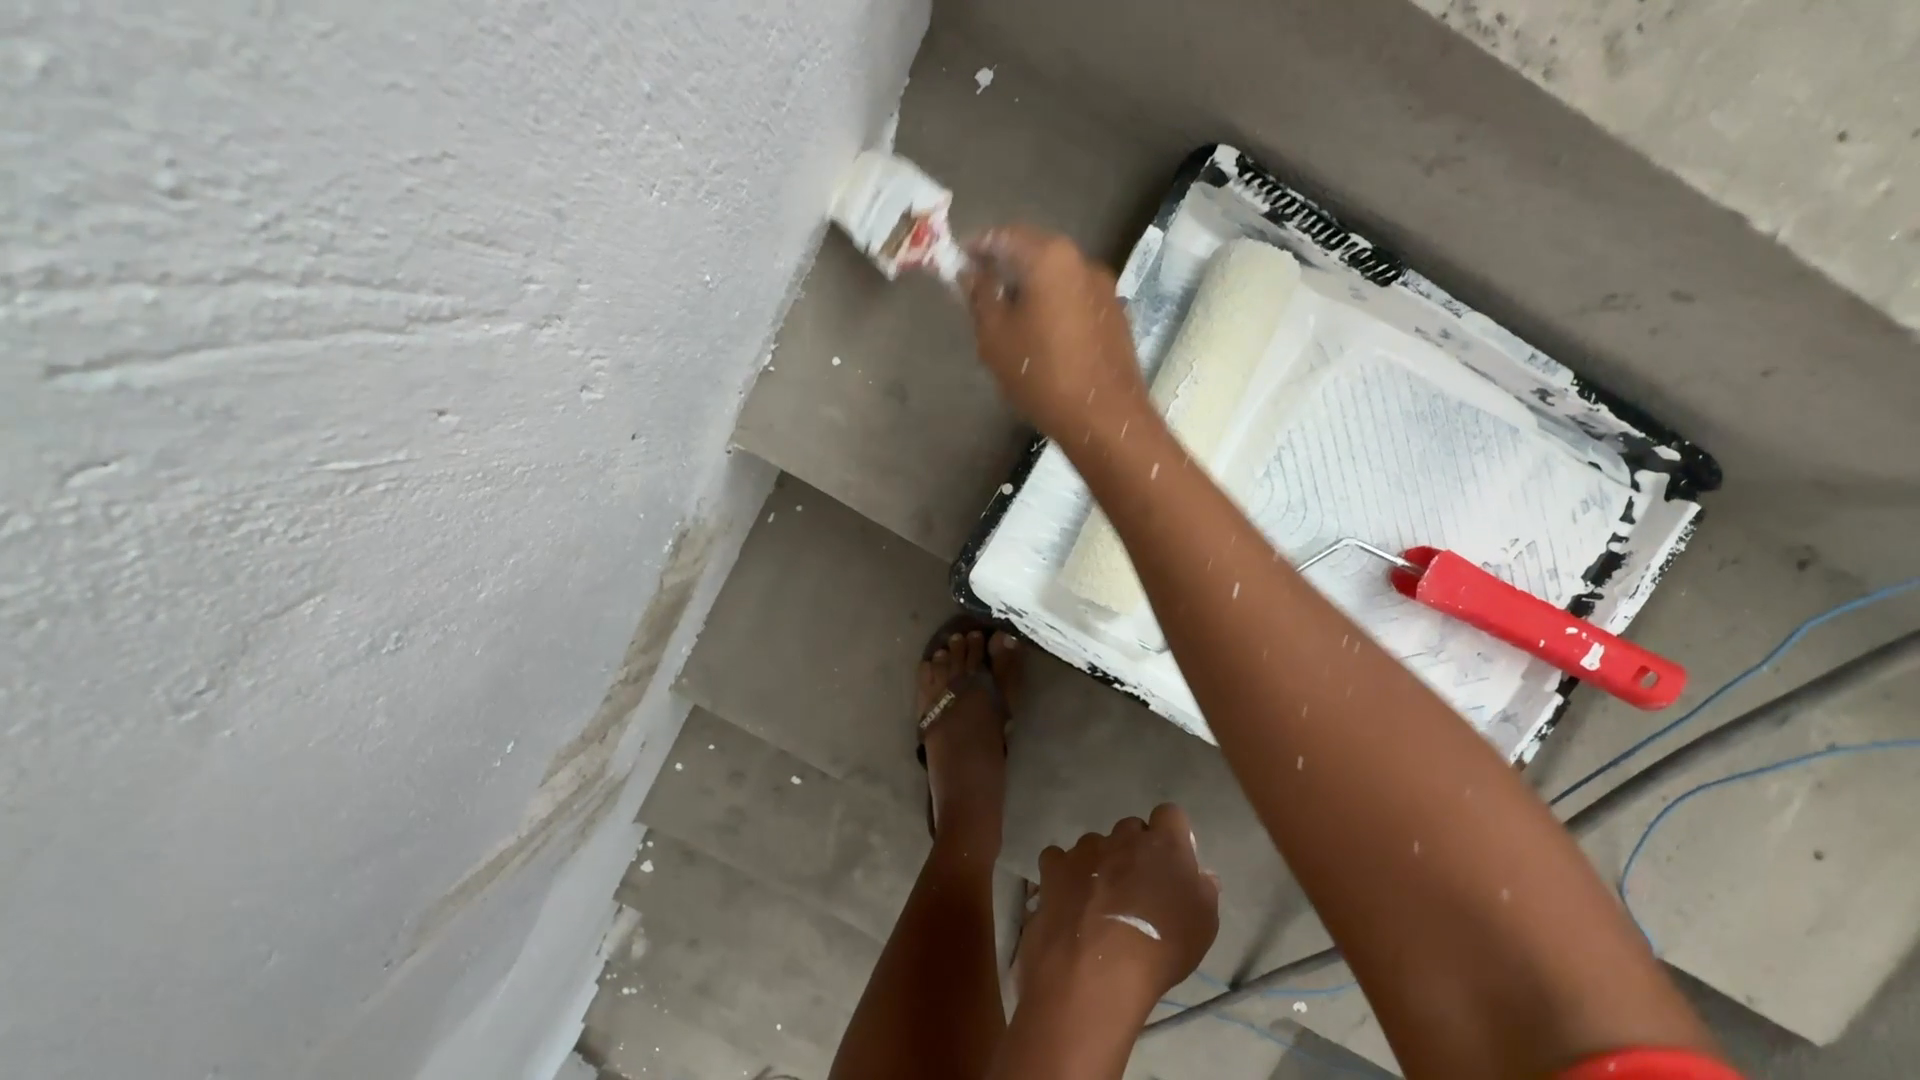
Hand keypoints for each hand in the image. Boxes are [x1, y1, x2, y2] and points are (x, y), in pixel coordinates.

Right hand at [963, 226, 1151, 446]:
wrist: (1105, 417)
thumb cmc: (1042, 374)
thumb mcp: (995, 336)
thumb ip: (980, 296)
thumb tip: (971, 273)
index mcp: (1050, 257)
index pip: (1004, 235)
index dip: (976, 247)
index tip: (958, 265)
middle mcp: (1082, 261)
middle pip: (1034, 251)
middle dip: (1005, 266)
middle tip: (979, 291)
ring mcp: (1104, 288)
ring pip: (1056, 276)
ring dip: (1030, 287)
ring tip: (1008, 317)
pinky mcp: (1115, 315)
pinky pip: (1074, 298)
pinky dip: (1052, 305)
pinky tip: (1040, 335)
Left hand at [1018, 803, 1219, 1007]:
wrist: (1096, 971)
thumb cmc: (1160, 949)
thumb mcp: (1202, 927)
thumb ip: (1203, 892)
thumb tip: (1200, 875)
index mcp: (1163, 844)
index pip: (1171, 815)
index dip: (1172, 834)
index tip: (1171, 861)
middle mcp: (1122, 837)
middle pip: (1131, 829)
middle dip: (1134, 850)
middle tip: (1137, 886)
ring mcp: (1084, 850)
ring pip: (1095, 844)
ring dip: (1099, 862)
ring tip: (1099, 900)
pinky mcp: (1054, 869)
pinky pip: (1058, 859)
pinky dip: (1063, 873)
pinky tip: (1068, 898)